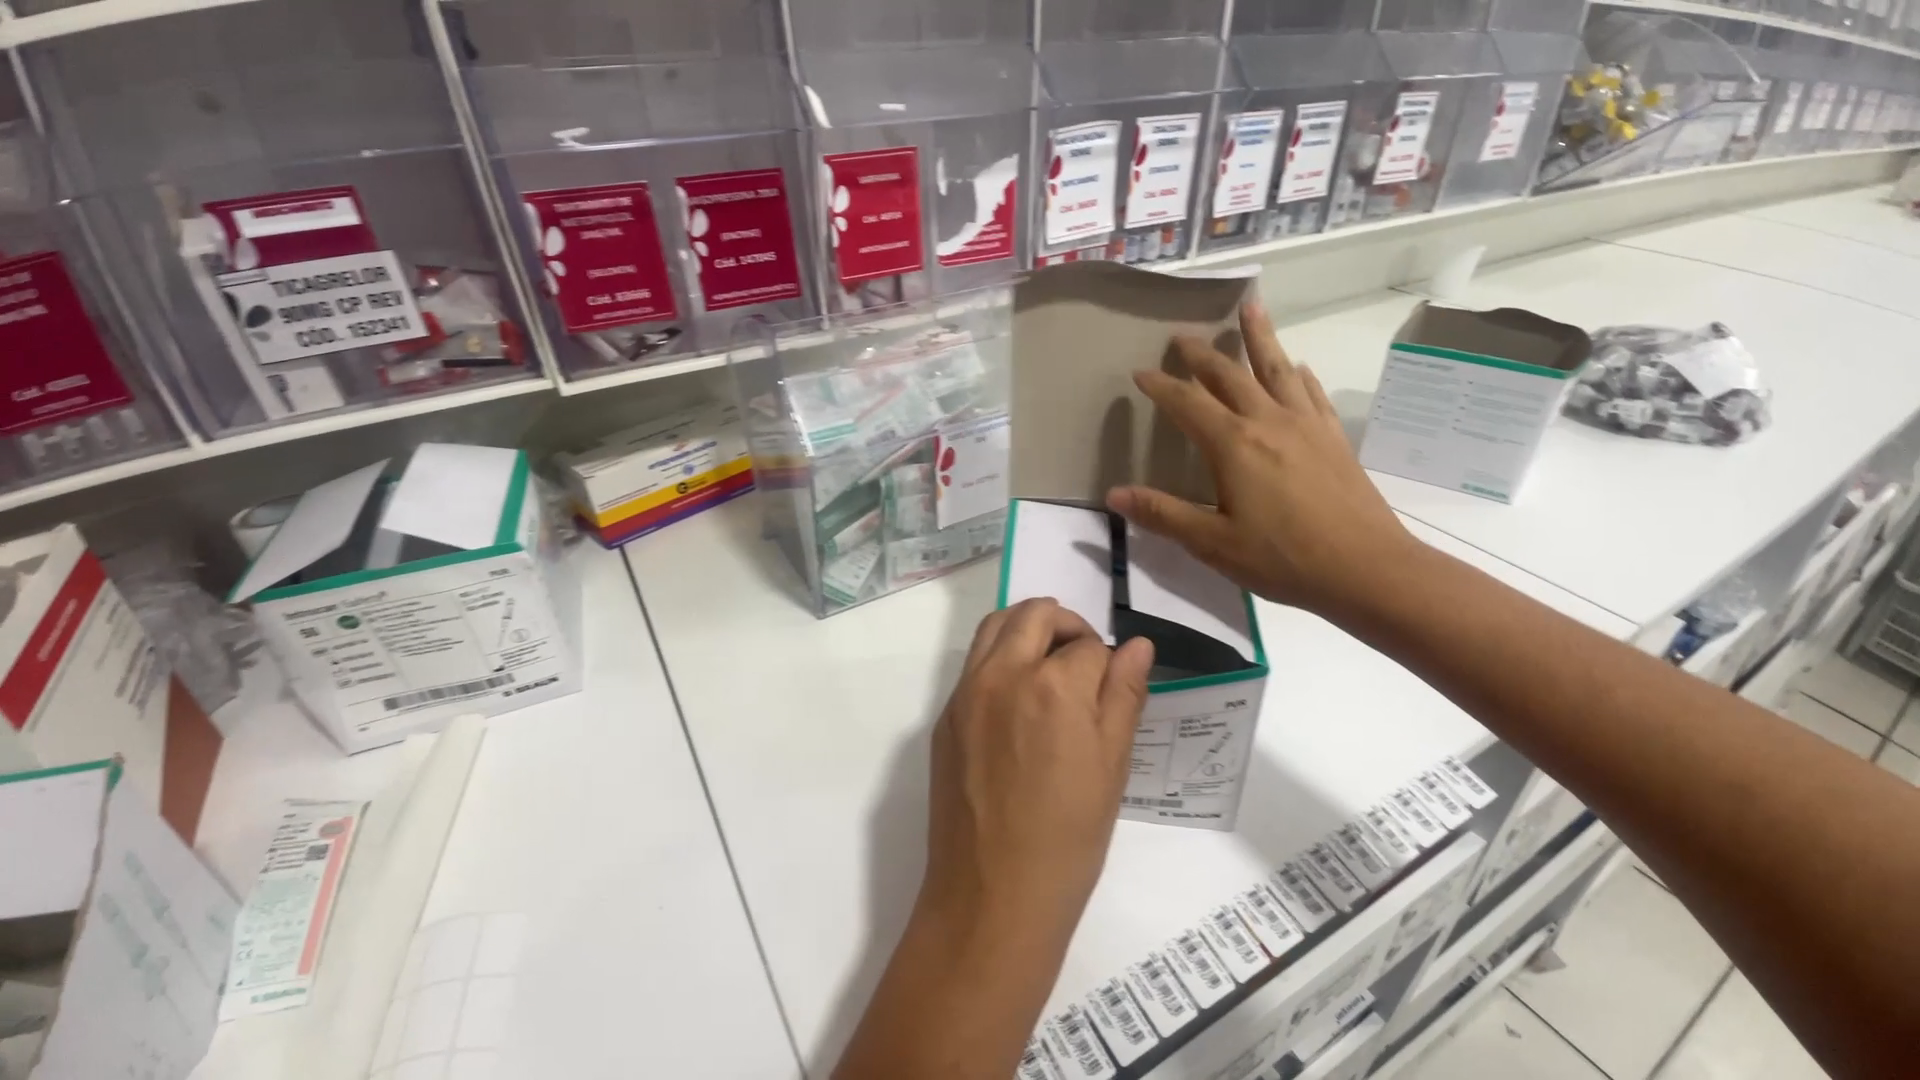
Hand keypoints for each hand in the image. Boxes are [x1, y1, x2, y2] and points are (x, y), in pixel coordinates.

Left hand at [921, 599, 1154, 944]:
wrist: (993, 895)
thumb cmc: (1068, 838)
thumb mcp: (1112, 766)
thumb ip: (1123, 695)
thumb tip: (1136, 645)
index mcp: (1052, 685)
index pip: (1089, 646)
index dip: (1108, 664)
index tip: (1113, 691)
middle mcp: (1001, 674)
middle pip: (1035, 614)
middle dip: (1068, 626)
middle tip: (1085, 664)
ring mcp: (964, 694)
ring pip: (995, 627)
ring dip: (1027, 630)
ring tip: (1051, 668)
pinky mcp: (943, 719)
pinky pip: (973, 665)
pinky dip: (999, 660)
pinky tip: (1018, 705)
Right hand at [1106, 302, 1414, 616]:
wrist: (1366, 569)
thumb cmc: (1283, 560)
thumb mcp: (1213, 543)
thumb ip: (1163, 514)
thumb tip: (1114, 495)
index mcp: (1233, 445)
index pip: (1187, 404)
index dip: (1161, 386)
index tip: (1140, 372)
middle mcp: (1268, 421)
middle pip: (1230, 375)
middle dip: (1202, 353)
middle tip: (1182, 334)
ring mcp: (1306, 425)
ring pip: (1277, 368)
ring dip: (1260, 337)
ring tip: (1251, 307)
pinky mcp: (1334, 437)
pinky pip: (1312, 392)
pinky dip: (1299, 374)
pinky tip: (1297, 366)